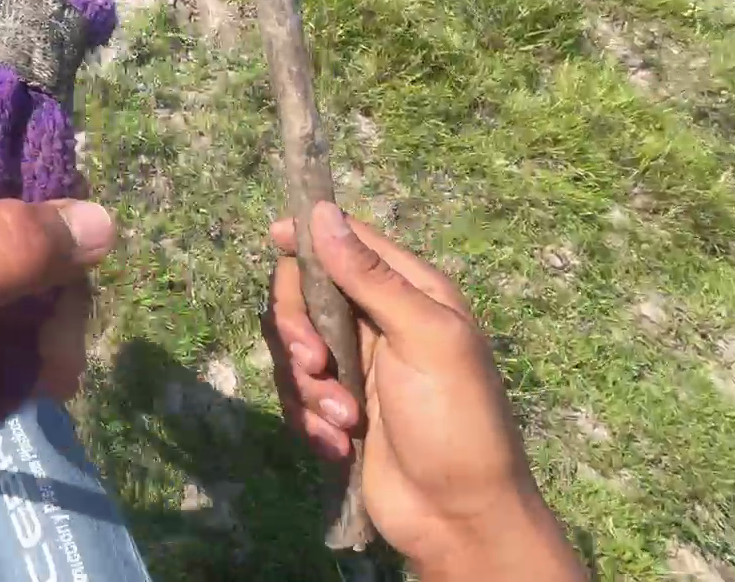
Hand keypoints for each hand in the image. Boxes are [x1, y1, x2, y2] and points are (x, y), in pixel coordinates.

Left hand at [0, 129, 115, 580]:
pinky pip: (35, 302)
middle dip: (49, 272)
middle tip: (51, 335)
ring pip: (38, 257)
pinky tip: (41, 384)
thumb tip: (99, 217)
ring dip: (55, 317)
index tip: (58, 247)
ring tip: (46, 373)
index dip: (29, 184)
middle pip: (21, 205)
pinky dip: (48, 341)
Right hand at [263, 203, 584, 580]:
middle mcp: (375, 317)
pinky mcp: (333, 398)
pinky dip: (307, 414)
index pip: (345, 239)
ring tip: (343, 420)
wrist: (461, 524)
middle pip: (302, 289)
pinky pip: (293, 385)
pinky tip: (337, 441)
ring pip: (292, 341)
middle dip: (298, 328)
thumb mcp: (424, 340)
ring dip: (308, 385)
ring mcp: (352, 359)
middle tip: (314, 363)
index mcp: (408, 291)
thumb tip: (321, 211)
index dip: (307, 235)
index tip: (274, 238)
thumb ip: (371, 276)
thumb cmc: (456, 424)